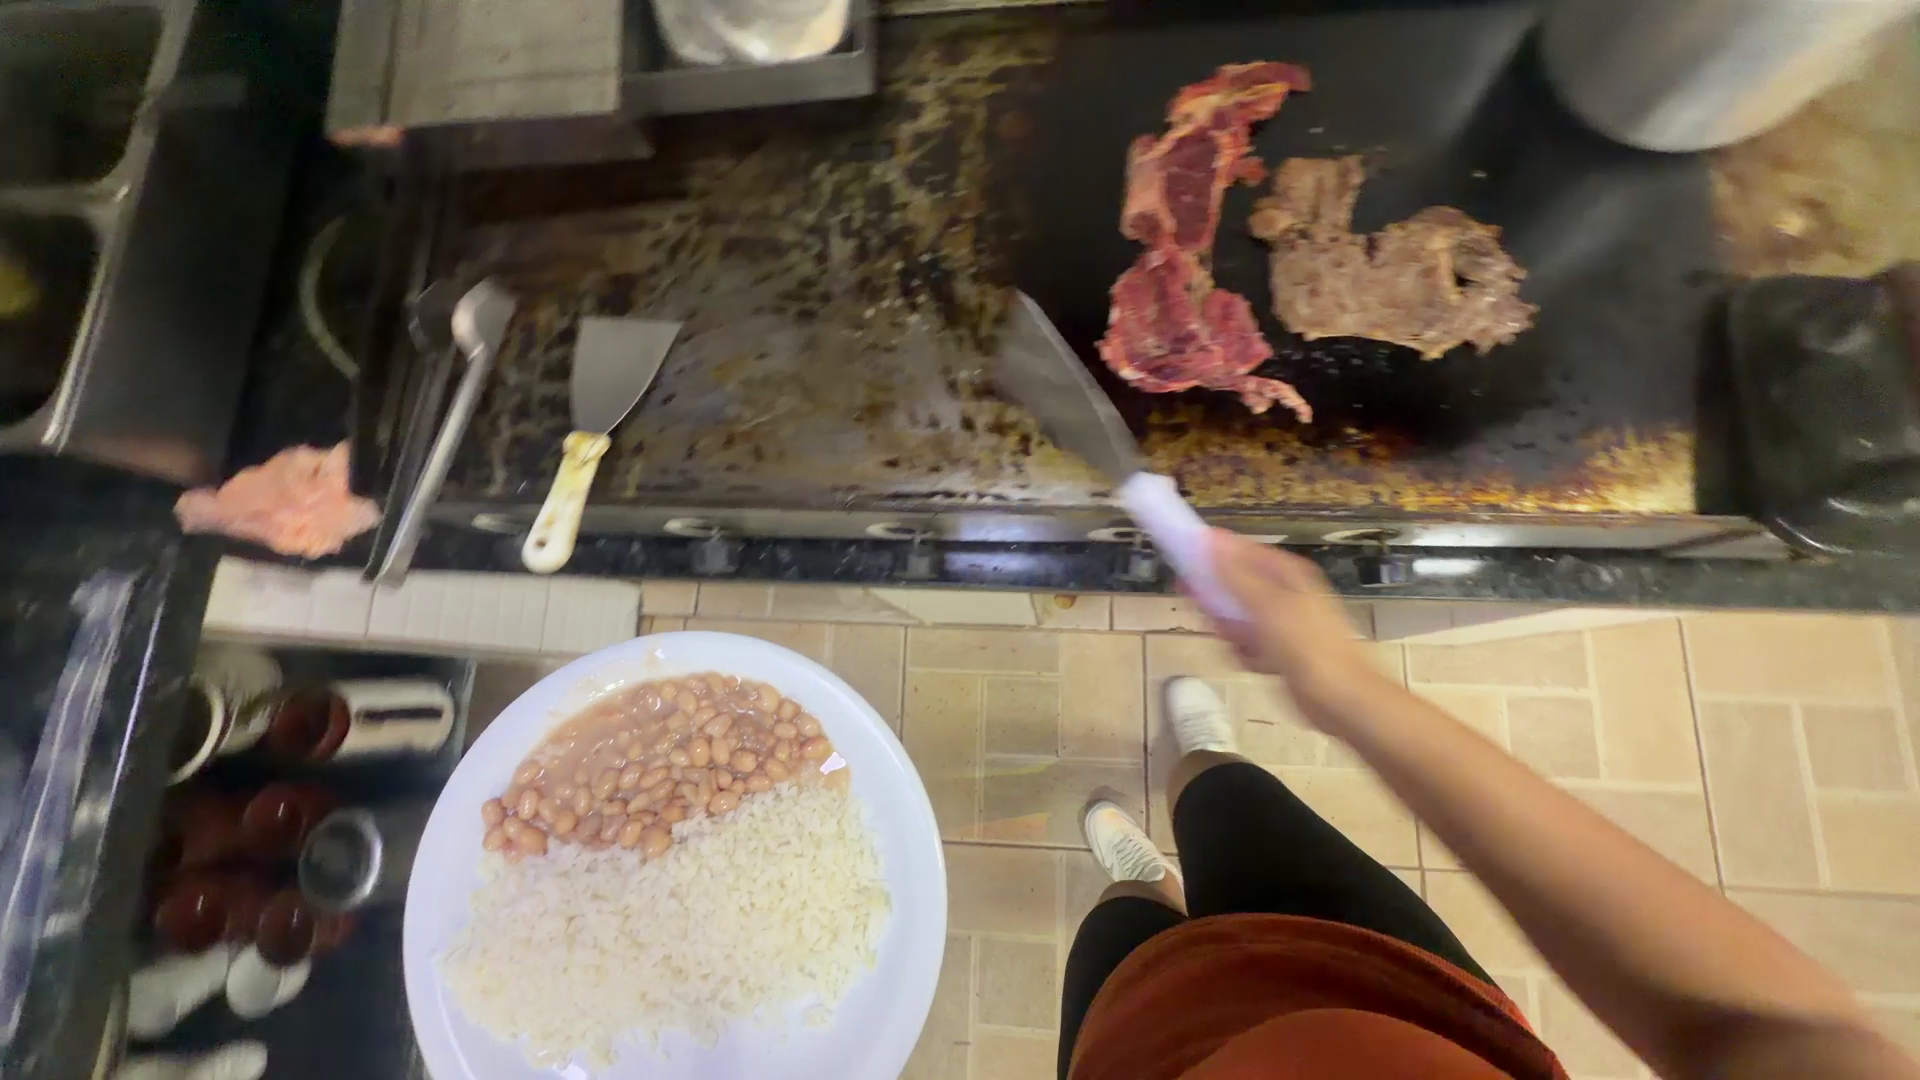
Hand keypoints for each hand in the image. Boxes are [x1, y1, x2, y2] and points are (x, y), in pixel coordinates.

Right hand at [1203, 530, 1388, 729]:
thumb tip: (1210, 540)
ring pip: (1236, 616)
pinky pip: (1246, 641)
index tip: (1186, 561)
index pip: (1242, 551)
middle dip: (1220, 602)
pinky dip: (1245, 651)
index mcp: (1287, 573)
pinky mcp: (1277, 648)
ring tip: (1242, 645)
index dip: (1213, 553)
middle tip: (1206, 613)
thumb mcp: (1266, 605)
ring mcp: (1280, 621)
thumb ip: (1235, 574)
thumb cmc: (1307, 646)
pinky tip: (1255, 662)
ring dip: (1232, 632)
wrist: (1339, 699)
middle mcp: (1283, 593)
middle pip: (1235, 585)